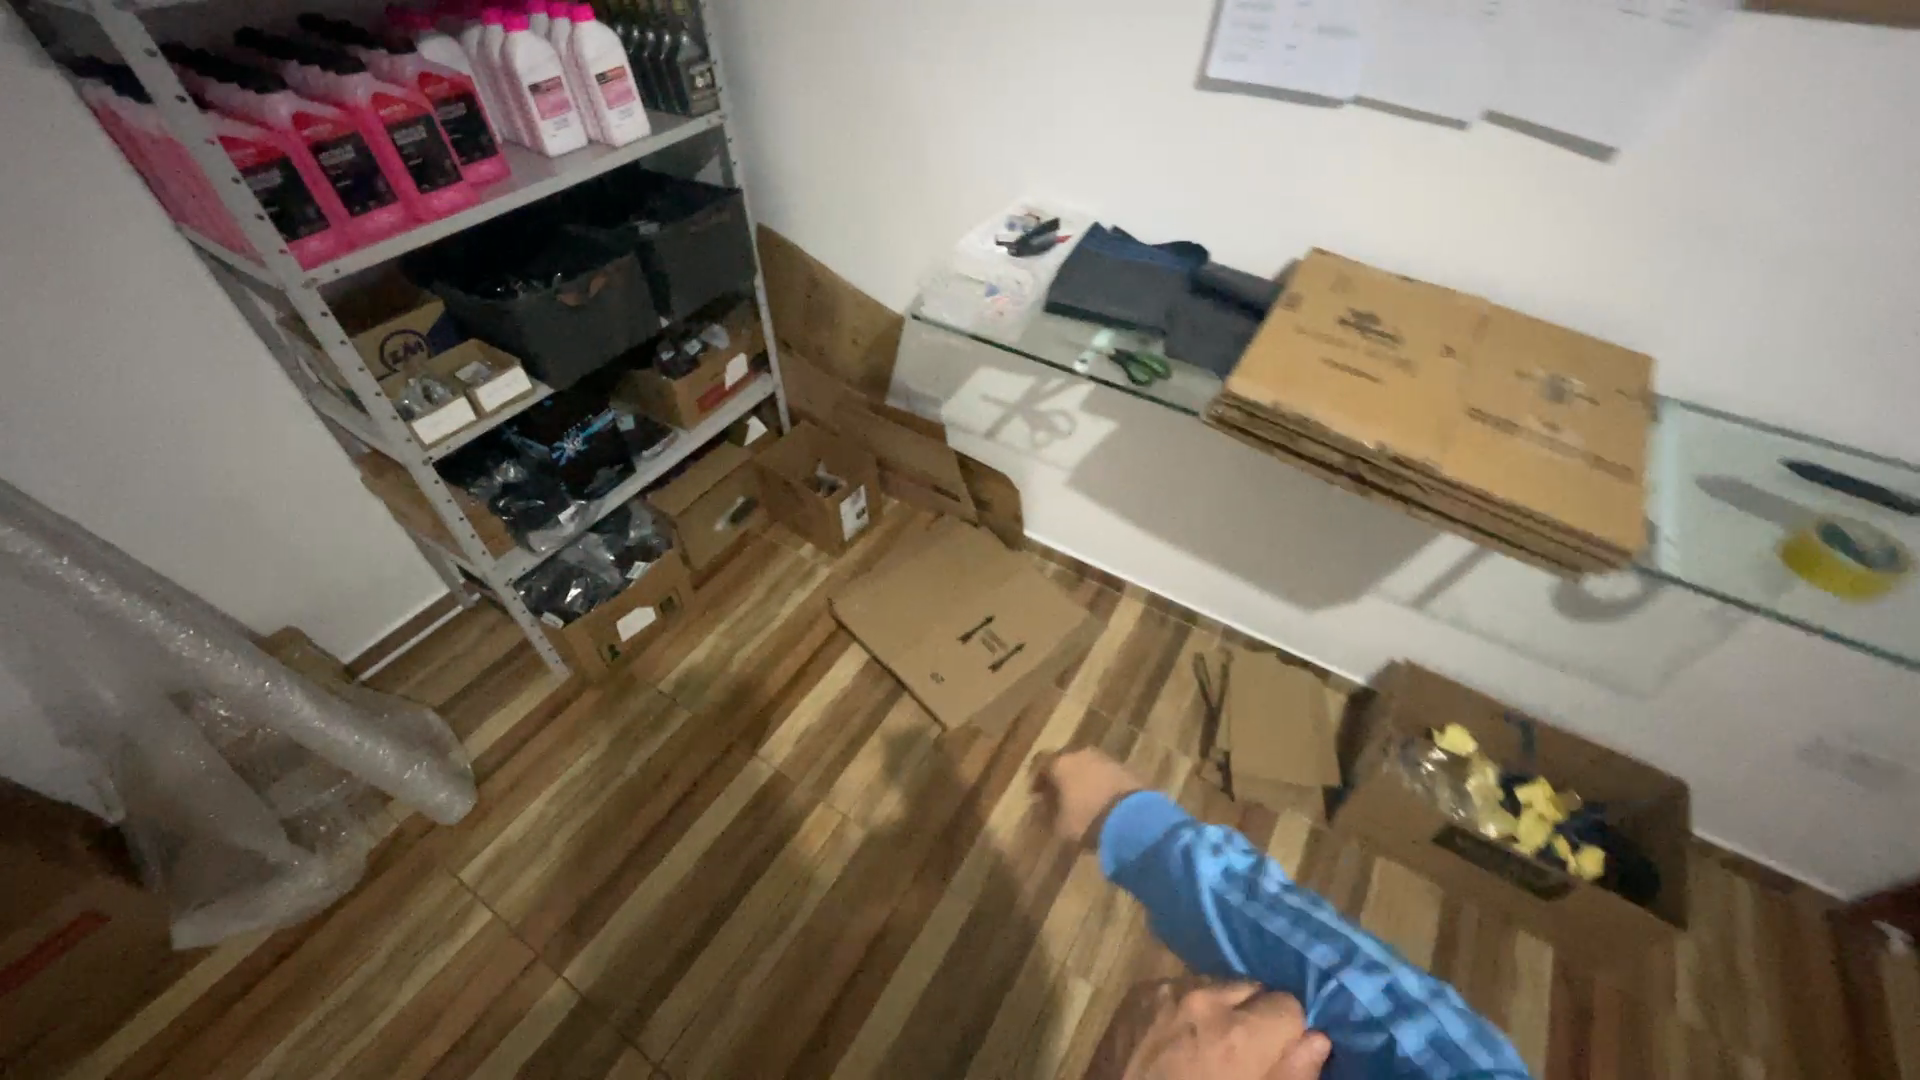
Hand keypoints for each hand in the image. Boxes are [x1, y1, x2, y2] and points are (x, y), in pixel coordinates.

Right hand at [1031, 747, 1145, 848]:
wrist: (1134, 819)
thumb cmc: (1087, 819)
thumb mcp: (1060, 825)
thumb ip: (1046, 813)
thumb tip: (1040, 807)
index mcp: (1060, 763)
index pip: (1040, 764)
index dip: (1037, 780)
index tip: (1036, 796)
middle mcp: (1081, 754)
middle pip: (1065, 761)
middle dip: (1061, 778)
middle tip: (1059, 796)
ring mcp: (1105, 759)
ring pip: (1087, 765)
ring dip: (1082, 779)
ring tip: (1082, 800)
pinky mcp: (1125, 768)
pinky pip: (1105, 773)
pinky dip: (1100, 783)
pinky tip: (1102, 801)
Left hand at [1123, 981, 1332, 1079]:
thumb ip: (1291, 1077)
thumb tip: (1318, 1039)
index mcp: (1239, 1035)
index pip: (1288, 1004)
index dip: (1287, 1035)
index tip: (1277, 1058)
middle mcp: (1203, 998)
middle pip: (1251, 988)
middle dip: (1254, 1017)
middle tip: (1244, 1058)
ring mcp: (1166, 989)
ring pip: (1214, 985)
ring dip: (1219, 1010)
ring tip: (1206, 1051)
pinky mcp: (1139, 992)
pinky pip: (1178, 987)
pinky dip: (1186, 1008)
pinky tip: (1176, 1042)